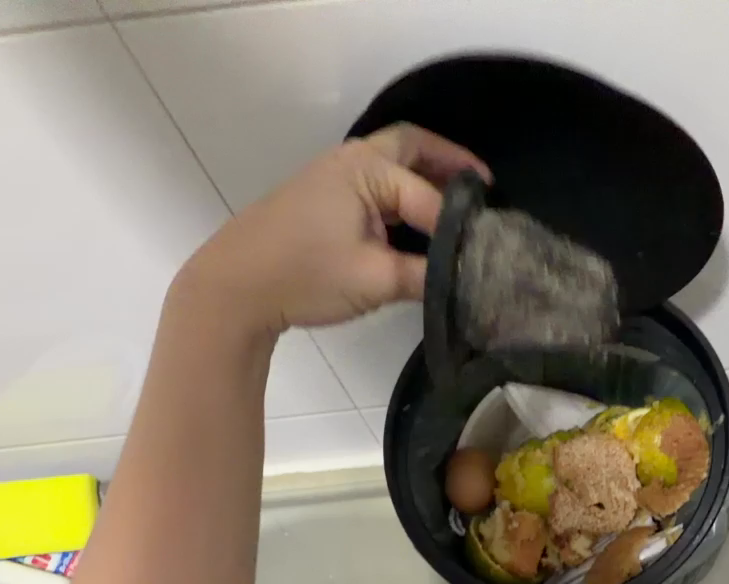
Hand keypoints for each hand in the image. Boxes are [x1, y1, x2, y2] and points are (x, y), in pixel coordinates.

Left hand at [172, 123, 489, 341]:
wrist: (236, 288)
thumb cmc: (305, 275)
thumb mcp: (376, 281)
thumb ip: (427, 277)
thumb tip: (466, 281)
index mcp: (367, 170)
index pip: (430, 197)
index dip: (461, 224)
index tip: (492, 247)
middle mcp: (352, 162)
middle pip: (412, 149)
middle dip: (450, 165)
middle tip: (484, 191)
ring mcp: (335, 179)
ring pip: (394, 167)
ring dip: (427, 179)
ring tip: (462, 210)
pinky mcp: (326, 201)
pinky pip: (378, 188)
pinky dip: (405, 197)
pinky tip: (420, 228)